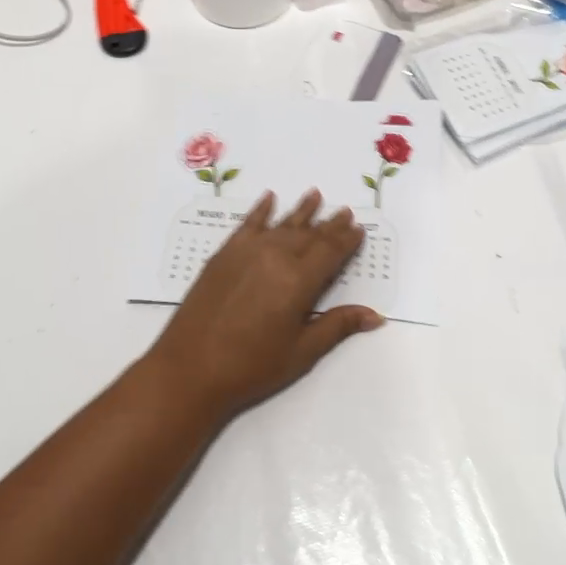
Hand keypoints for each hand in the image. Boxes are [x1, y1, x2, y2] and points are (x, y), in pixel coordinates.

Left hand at [142, 190, 383, 417]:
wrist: (189, 369)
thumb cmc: (251, 367)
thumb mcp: (301, 352)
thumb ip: (337, 326)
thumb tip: (375, 315)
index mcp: (298, 280)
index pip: (330, 251)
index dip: (346, 239)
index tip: (358, 228)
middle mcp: (275, 256)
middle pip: (309, 234)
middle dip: (329, 223)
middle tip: (345, 211)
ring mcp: (246, 251)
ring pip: (281, 224)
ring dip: (301, 210)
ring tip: (316, 195)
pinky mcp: (223, 254)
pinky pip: (248, 224)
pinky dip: (261, 209)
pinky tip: (269, 198)